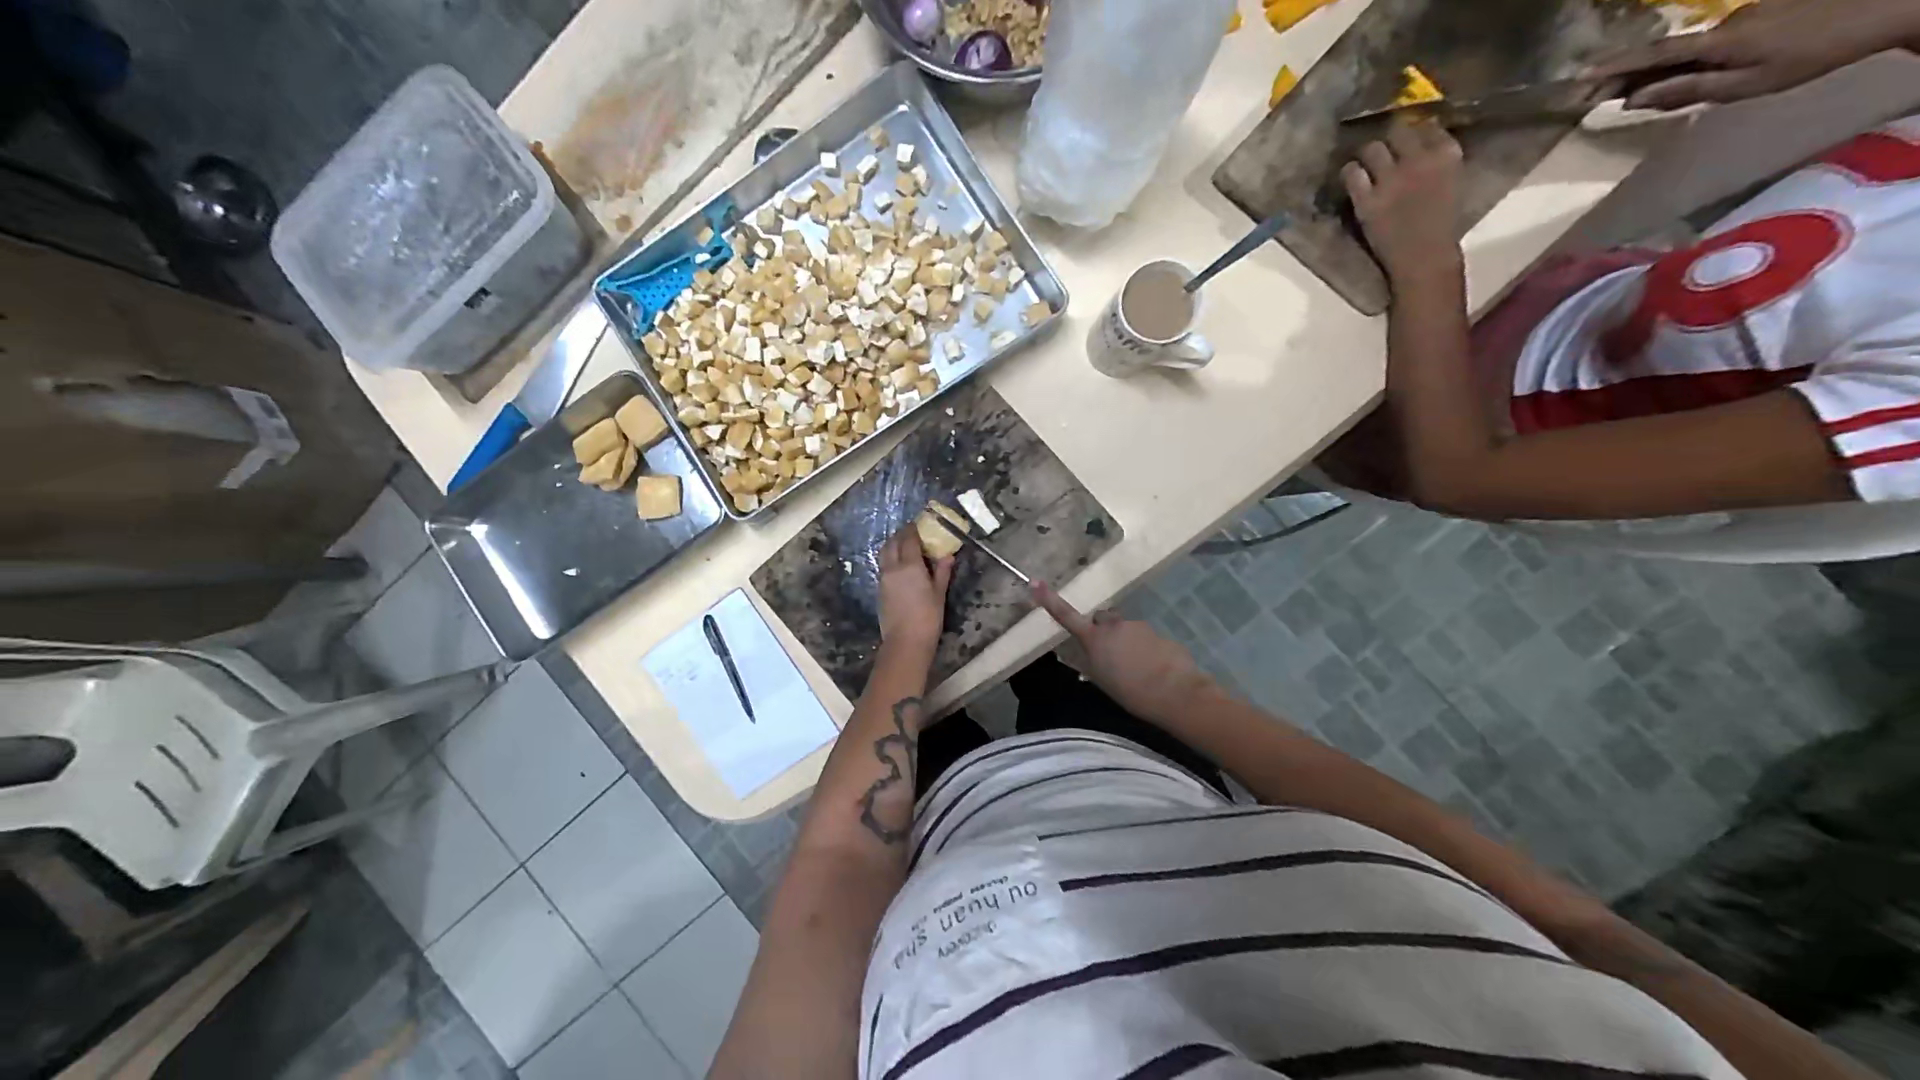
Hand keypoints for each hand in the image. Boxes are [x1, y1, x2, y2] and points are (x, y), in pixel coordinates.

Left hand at [877, 524, 953, 653]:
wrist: (905, 642)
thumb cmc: (928, 617)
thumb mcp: (939, 593)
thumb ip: (942, 571)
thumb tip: (947, 555)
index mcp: (909, 565)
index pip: (909, 539)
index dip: (913, 529)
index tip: (919, 523)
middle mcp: (892, 568)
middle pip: (892, 543)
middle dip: (901, 535)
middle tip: (912, 533)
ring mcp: (883, 579)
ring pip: (884, 554)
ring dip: (893, 546)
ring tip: (905, 547)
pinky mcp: (880, 590)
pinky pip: (884, 567)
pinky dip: (890, 560)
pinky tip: (901, 567)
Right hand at [1032, 581, 1216, 723]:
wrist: (1176, 693)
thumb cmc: (1132, 692)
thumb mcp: (1102, 681)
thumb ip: (1089, 663)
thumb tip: (1078, 655)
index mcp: (1095, 638)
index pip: (1067, 616)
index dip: (1050, 600)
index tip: (1036, 582)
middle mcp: (1114, 625)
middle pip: (1102, 619)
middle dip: (1101, 630)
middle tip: (1106, 653)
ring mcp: (1139, 627)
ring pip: (1125, 629)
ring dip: (1125, 642)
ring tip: (1133, 669)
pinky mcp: (1159, 634)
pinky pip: (1145, 639)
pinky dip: (1145, 651)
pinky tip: (1152, 671)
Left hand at [1341, 120, 1465, 285]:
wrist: (1424, 257)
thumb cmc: (1443, 224)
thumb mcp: (1453, 181)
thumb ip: (1439, 161)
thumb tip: (1422, 145)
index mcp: (1447, 154)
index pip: (1427, 126)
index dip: (1414, 132)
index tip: (1407, 140)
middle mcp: (1418, 160)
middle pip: (1397, 131)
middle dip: (1389, 139)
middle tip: (1383, 151)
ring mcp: (1390, 179)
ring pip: (1372, 148)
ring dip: (1367, 154)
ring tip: (1365, 164)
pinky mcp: (1367, 199)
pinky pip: (1351, 173)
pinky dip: (1349, 172)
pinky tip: (1351, 177)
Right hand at [1593, 0, 1919, 109]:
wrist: (1885, 8)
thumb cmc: (1814, 55)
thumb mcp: (1747, 84)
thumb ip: (1688, 91)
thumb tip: (1634, 100)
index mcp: (1719, 43)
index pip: (1654, 56)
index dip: (1614, 66)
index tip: (1578, 78)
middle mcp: (1723, 25)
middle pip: (1661, 53)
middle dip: (1621, 74)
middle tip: (1587, 97)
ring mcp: (1739, 18)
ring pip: (1682, 51)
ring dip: (1649, 72)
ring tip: (1619, 94)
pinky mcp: (1754, 18)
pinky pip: (1703, 46)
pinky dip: (1679, 65)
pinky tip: (1672, 80)